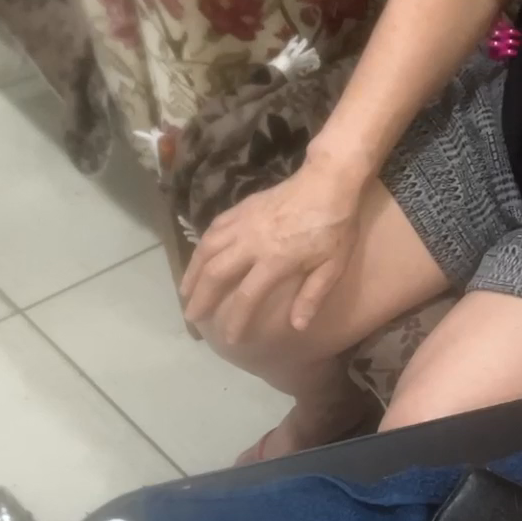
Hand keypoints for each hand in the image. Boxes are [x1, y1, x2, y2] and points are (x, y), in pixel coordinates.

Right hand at [179, 160, 365, 344]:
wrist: (328, 182)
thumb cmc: (335, 227)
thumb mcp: (332, 266)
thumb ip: (312, 295)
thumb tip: (297, 326)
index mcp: (276, 260)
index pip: (247, 297)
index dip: (236, 320)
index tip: (229, 339)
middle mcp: (251, 242)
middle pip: (216, 274)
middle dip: (202, 298)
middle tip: (191, 317)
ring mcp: (243, 223)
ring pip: (207, 250)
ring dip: (193, 273)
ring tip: (185, 292)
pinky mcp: (241, 208)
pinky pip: (213, 230)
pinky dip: (201, 247)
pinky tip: (199, 258)